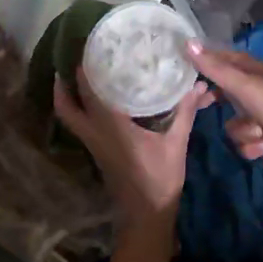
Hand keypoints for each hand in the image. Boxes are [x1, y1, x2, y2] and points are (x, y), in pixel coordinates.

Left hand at [54, 70, 211, 226]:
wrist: (146, 215)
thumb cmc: (160, 178)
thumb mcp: (175, 143)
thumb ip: (184, 111)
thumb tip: (198, 84)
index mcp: (110, 126)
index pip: (89, 91)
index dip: (84, 68)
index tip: (88, 46)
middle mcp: (94, 132)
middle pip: (66, 105)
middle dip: (63, 83)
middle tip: (74, 61)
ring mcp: (92, 143)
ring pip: (69, 116)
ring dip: (67, 96)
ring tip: (77, 76)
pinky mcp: (96, 151)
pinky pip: (79, 124)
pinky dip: (80, 109)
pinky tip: (97, 100)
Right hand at [185, 41, 262, 174]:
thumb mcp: (245, 87)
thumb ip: (215, 68)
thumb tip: (187, 43)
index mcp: (253, 71)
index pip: (221, 59)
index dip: (203, 62)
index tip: (182, 69)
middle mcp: (255, 90)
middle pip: (222, 92)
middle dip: (217, 103)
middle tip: (201, 107)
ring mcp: (260, 116)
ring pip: (231, 123)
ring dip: (243, 131)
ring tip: (259, 133)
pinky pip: (243, 141)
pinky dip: (253, 146)